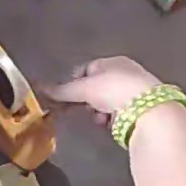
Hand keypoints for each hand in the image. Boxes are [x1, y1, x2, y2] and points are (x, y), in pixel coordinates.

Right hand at [42, 57, 164, 129]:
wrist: (147, 108)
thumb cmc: (112, 89)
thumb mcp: (83, 89)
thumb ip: (61, 90)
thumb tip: (38, 88)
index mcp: (112, 61)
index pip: (86, 69)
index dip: (74, 83)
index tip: (68, 97)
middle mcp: (124, 72)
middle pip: (96, 88)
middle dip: (86, 101)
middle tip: (82, 109)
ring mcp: (134, 90)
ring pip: (106, 103)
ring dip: (98, 112)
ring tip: (99, 119)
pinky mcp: (141, 107)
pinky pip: (118, 113)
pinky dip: (111, 119)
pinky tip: (111, 124)